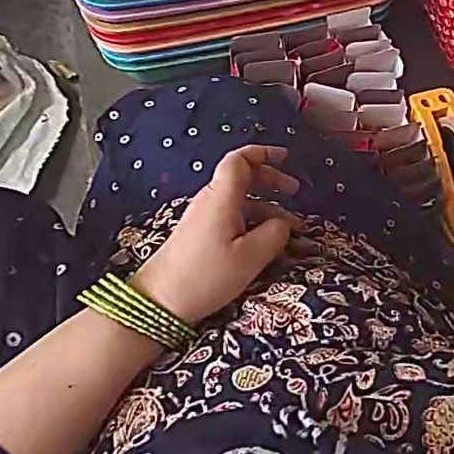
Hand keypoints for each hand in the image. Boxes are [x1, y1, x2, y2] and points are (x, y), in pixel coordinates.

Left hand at [132, 145, 302, 322]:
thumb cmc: (206, 275)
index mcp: (222, 198)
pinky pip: (232, 214)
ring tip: (290, 223)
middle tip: (294, 190)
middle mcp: (211, 200)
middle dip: (270, 178)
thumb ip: (274, 234)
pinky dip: (253, 218)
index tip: (285, 157)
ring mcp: (204, 216)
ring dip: (266, 204)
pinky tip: (266, 237)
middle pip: (242, 175)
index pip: (240, 160)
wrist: (159, 300)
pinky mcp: (200, 233)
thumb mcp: (250, 257)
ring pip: (239, 198)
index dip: (263, 153)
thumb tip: (284, 223)